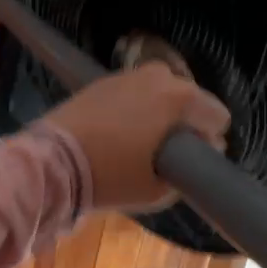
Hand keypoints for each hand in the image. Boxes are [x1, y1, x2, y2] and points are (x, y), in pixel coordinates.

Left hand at [43, 63, 230, 211]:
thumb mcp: (154, 192)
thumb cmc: (108, 178)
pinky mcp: (99, 83)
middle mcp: (160, 75)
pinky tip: (111, 135)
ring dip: (152, 116)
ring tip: (130, 146)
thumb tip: (199, 156)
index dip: (207, 143)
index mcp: (182, 98)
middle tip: (155, 155)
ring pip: (156, 96)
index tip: (187, 163)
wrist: (50, 165)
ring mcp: (127, 75)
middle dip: (178, 126)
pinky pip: (127, 97)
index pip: (217, 117)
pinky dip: (127, 112)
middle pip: (186, 102)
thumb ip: (186, 176)